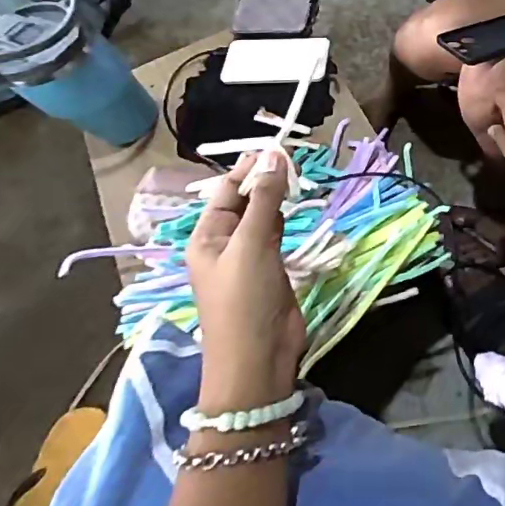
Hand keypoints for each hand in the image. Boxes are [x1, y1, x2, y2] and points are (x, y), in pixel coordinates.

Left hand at [188, 150, 305, 409]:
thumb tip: (274, 156)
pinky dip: (286, 216)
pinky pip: (276, 231)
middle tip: (295, 160)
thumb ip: (265, 199)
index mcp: (207, 236)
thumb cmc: (244, 300)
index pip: (226, 190)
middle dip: (265, 179)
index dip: (250, 168)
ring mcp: (248, 255)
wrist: (259, 358)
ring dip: (277, 196)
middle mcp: (225, 242)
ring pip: (263, 214)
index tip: (279, 147)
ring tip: (298, 177)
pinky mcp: (270, 266)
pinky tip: (297, 206)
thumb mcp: (252, 244)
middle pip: (245, 200)